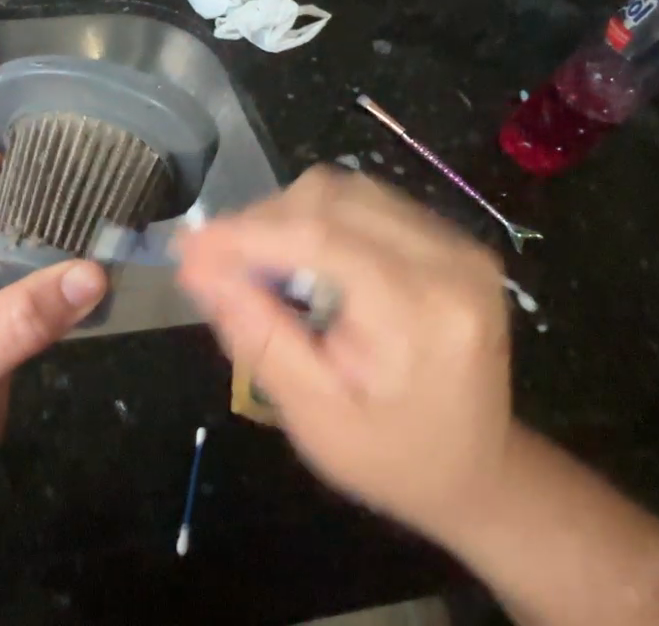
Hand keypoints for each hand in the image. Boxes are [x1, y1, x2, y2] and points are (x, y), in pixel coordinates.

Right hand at [175, 165, 514, 535]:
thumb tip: (195, 268)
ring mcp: (457, 245)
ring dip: (285, 216)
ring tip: (257, 263)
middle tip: (216, 264)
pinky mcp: (449, 240)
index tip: (185, 246)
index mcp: (422, 312)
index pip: (319, 237)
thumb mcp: (311, 412)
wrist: (473, 469)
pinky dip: (315, 218)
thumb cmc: (388, 454)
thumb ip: (256, 333)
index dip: (243, 233)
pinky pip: (365, 200)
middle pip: (329, 200)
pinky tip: (300, 260)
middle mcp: (450, 262)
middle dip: (260, 223)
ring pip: (344, 189)